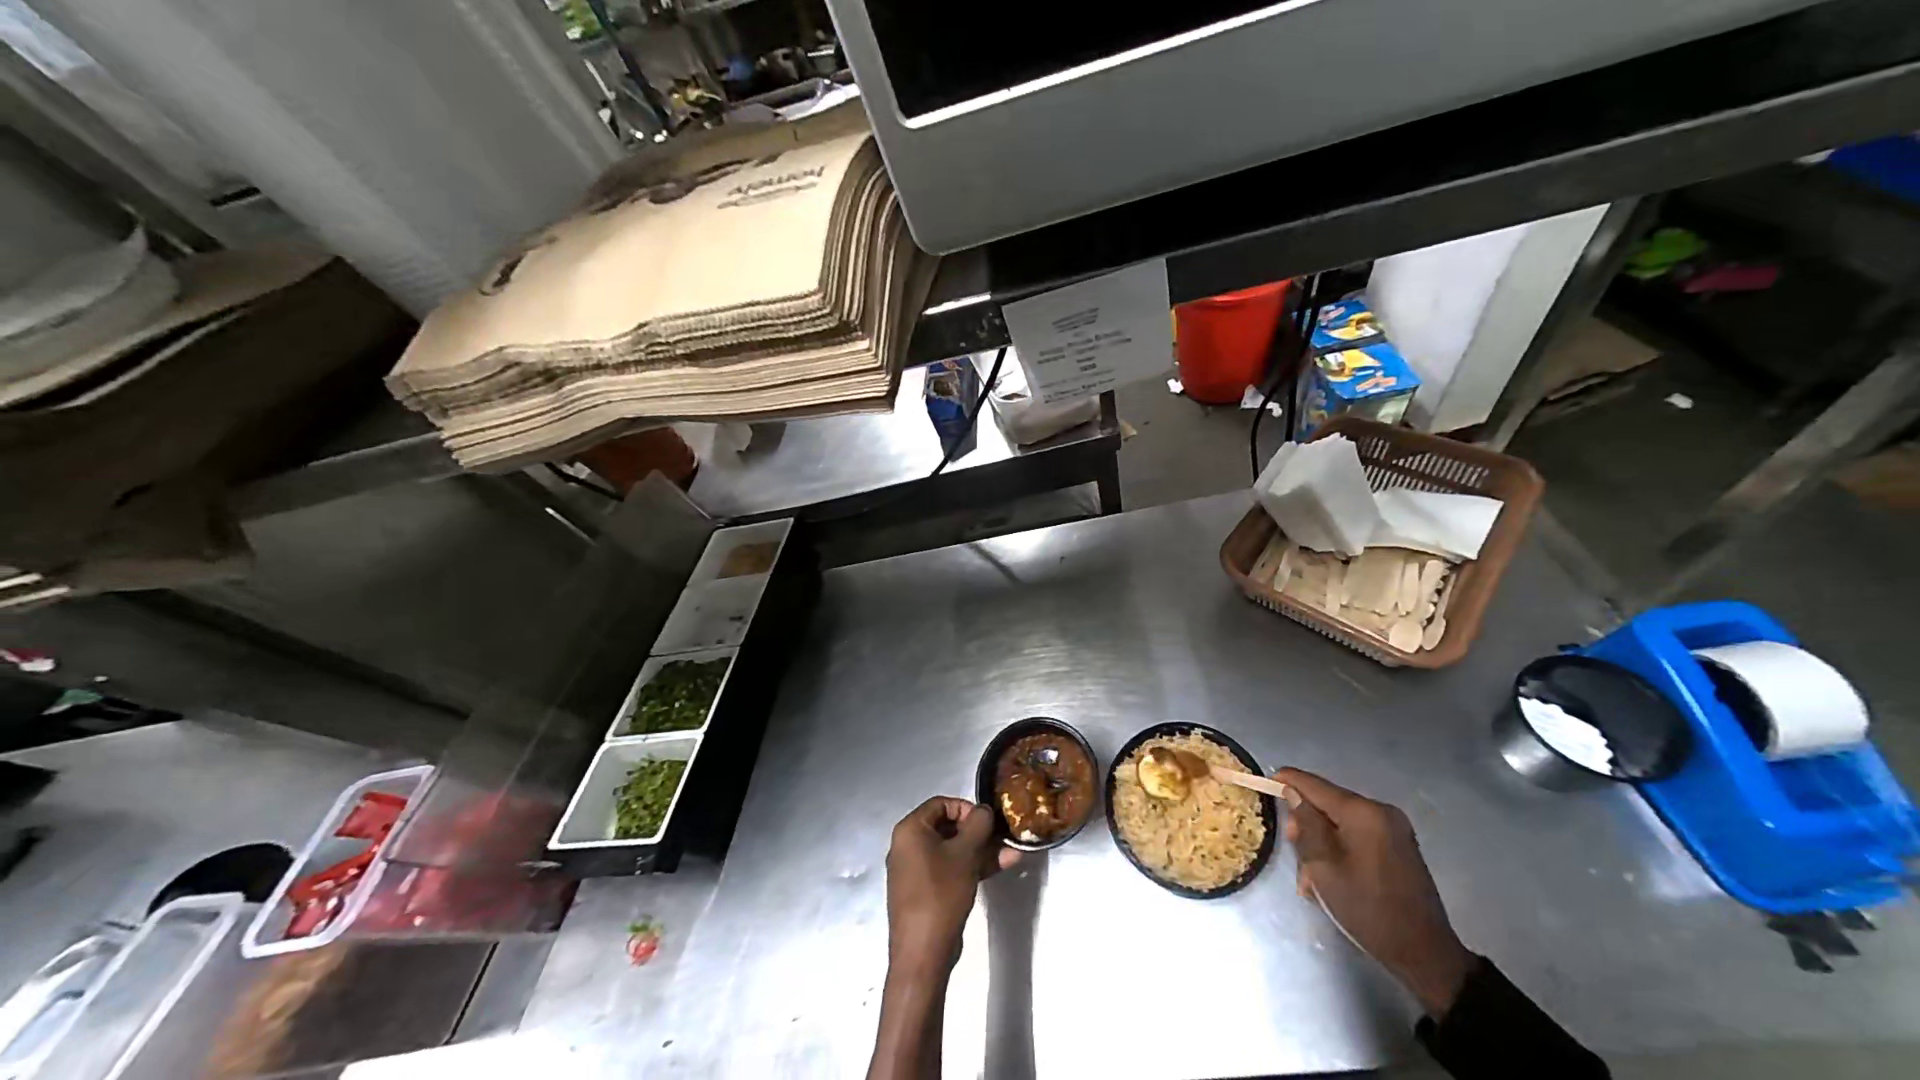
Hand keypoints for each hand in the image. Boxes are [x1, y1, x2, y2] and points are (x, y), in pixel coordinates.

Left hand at [884, 797, 1020, 973]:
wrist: (922, 952)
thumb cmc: (941, 893)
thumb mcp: (965, 854)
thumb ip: (978, 825)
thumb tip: (984, 810)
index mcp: (910, 829)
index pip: (941, 804)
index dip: (967, 808)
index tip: (988, 822)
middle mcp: (907, 845)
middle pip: (947, 827)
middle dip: (978, 832)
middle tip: (1002, 838)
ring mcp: (914, 870)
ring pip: (951, 850)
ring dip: (980, 850)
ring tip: (1010, 854)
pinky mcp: (924, 891)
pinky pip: (948, 869)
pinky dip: (970, 867)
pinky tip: (998, 868)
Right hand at [1276, 768, 1476, 1018]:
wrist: (1423, 953)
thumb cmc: (1367, 908)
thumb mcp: (1323, 866)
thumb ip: (1306, 824)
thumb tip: (1293, 793)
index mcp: (1363, 812)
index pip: (1315, 785)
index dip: (1288, 780)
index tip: (1265, 781)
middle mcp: (1381, 812)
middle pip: (1328, 804)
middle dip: (1306, 825)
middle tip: (1295, 854)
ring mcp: (1393, 830)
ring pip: (1340, 824)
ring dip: (1321, 844)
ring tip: (1312, 880)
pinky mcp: (1398, 847)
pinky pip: (1357, 836)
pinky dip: (1339, 850)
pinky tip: (1331, 878)